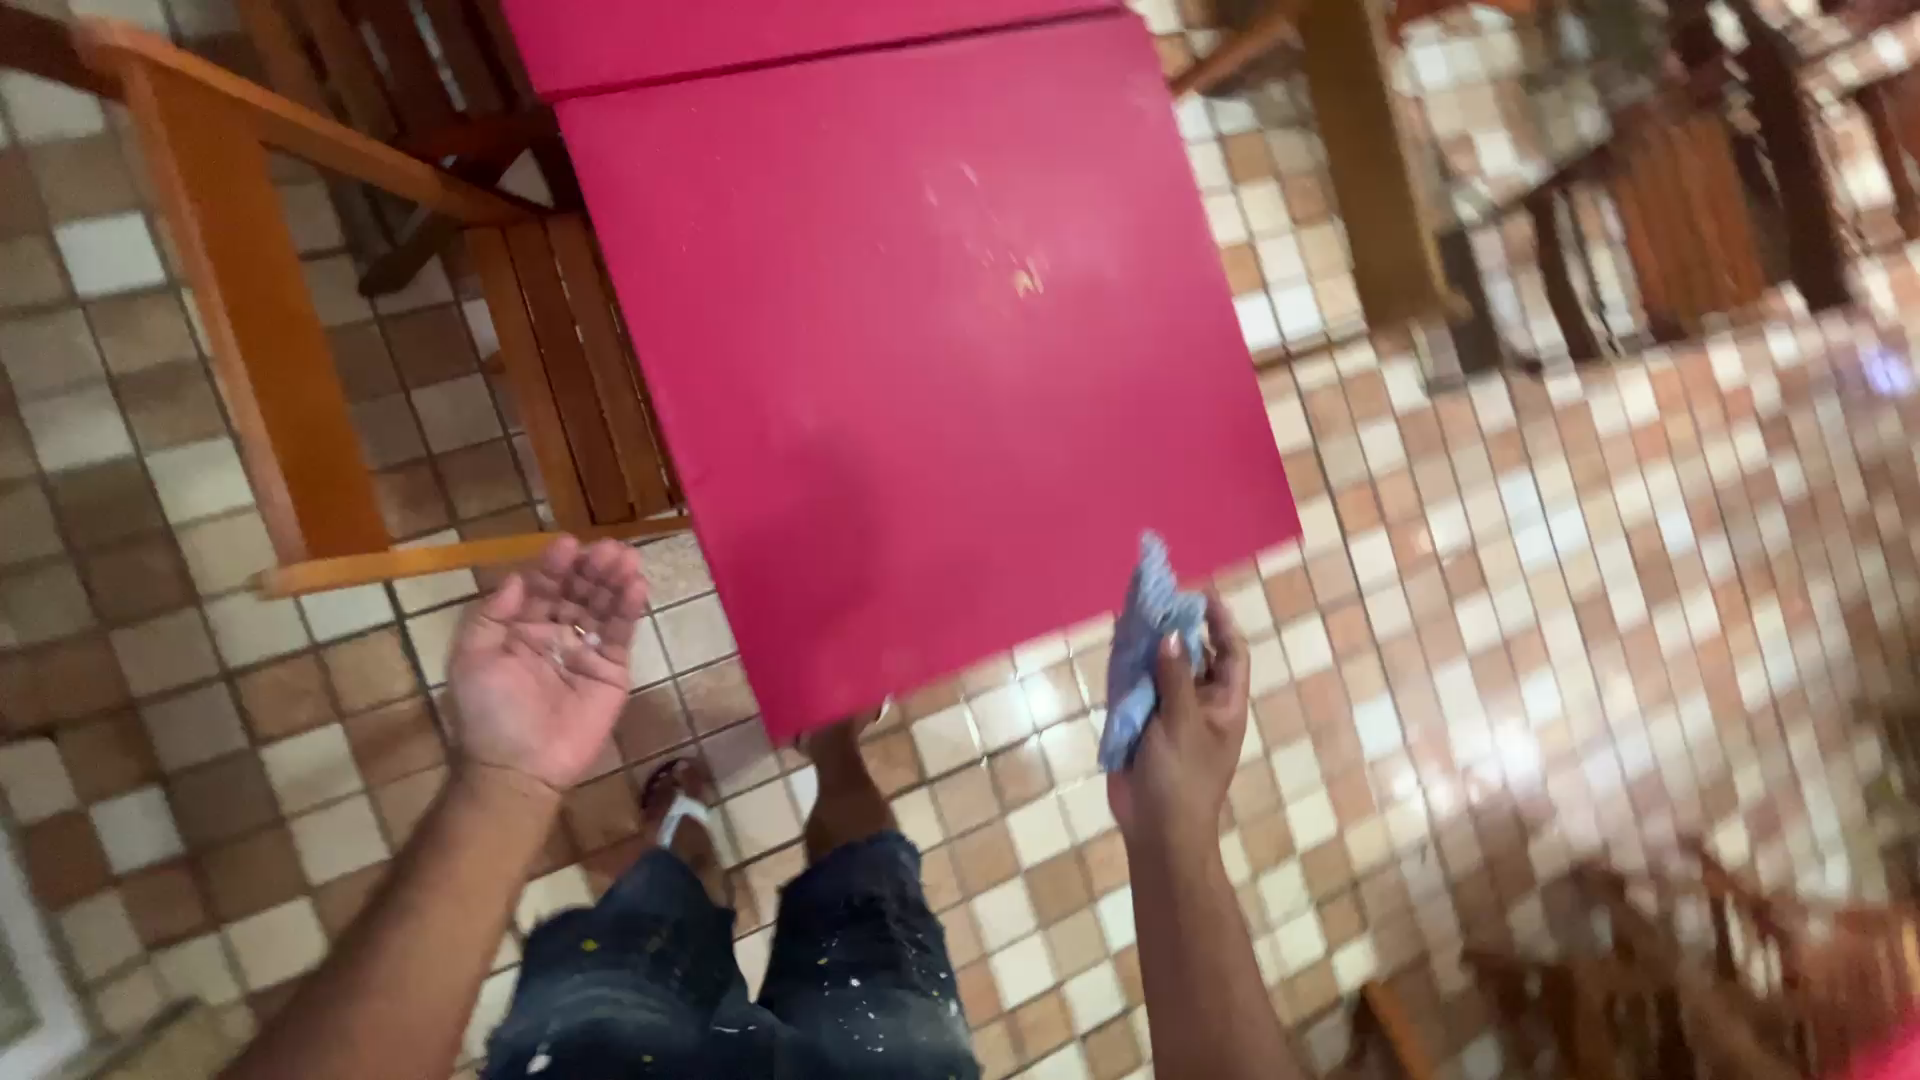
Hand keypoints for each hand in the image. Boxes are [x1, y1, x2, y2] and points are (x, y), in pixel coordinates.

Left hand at [447, 536, 647, 792]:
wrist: (520, 767)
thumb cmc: (489, 713)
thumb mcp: (471, 661)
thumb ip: (491, 617)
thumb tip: (520, 578)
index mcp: (520, 628)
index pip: (542, 587)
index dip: (555, 566)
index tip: (569, 545)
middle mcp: (556, 632)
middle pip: (578, 591)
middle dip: (593, 567)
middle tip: (610, 548)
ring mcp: (587, 649)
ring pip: (604, 606)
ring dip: (615, 580)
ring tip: (628, 559)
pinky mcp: (613, 668)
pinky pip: (622, 633)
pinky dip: (630, 609)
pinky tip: (637, 587)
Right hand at [1108, 593, 1248, 852]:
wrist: (1157, 829)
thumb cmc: (1183, 778)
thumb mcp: (1183, 724)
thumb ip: (1174, 678)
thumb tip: (1170, 633)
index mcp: (1223, 703)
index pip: (1231, 652)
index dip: (1220, 622)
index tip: (1200, 594)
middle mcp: (1198, 701)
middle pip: (1192, 654)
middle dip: (1177, 626)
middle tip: (1156, 596)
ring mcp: (1168, 711)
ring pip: (1160, 667)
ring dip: (1148, 642)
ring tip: (1133, 609)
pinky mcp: (1140, 721)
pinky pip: (1135, 685)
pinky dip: (1127, 664)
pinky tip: (1116, 642)